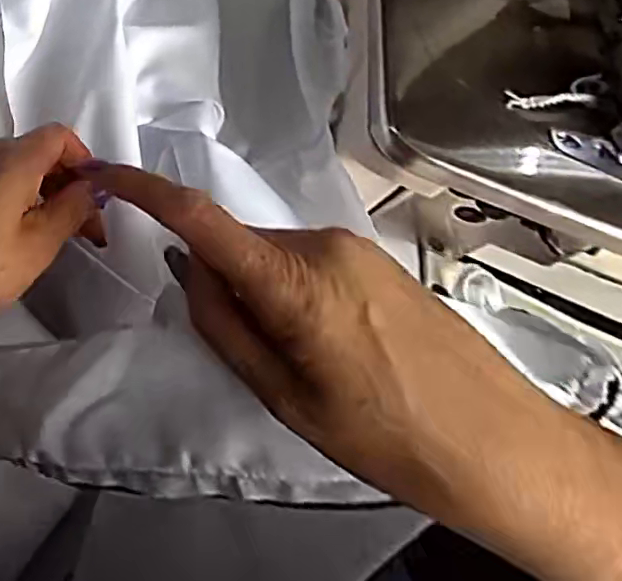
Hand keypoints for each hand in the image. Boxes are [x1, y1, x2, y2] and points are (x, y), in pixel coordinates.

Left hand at [0, 124, 104, 389]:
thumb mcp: (39, 244)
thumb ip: (73, 207)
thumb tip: (92, 187)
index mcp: (13, 158)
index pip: (61, 135)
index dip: (85, 160)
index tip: (96, 195)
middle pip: (41, 149)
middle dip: (70, 181)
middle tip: (88, 224)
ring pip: (21, 165)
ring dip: (47, 191)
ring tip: (61, 234)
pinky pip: (1, 178)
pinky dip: (23, 196)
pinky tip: (27, 233)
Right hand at [83, 164, 621, 580]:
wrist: (513, 449)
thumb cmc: (394, 440)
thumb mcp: (288, 400)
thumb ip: (224, 325)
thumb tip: (187, 267)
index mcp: (296, 284)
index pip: (202, 219)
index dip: (148, 190)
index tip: (108, 172)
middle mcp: (320, 243)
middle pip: (236, 245)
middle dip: (221, 281)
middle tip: (248, 349)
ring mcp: (351, 243)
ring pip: (269, 254)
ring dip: (260, 290)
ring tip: (302, 358)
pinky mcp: (370, 252)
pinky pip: (302, 258)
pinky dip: (288, 287)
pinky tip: (328, 342)